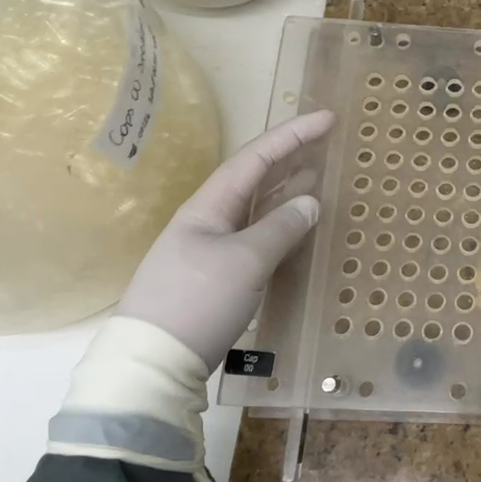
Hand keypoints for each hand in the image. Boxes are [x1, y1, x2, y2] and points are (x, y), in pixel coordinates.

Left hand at [116, 110, 335, 367]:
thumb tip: (310, 202)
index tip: (327, 119)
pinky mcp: (216, 276)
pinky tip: (295, 227)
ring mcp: (210, 248)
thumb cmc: (197, 301)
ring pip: (254, 207)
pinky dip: (279, 223)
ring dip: (285, 189)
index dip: (293, 135)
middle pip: (253, 177)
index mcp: (209, 206)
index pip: (256, 158)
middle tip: (326, 142)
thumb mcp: (245, 262)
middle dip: (289, 156)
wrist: (152, 362)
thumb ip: (281, 228)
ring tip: (317, 175)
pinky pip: (254, 235)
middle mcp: (208, 219)